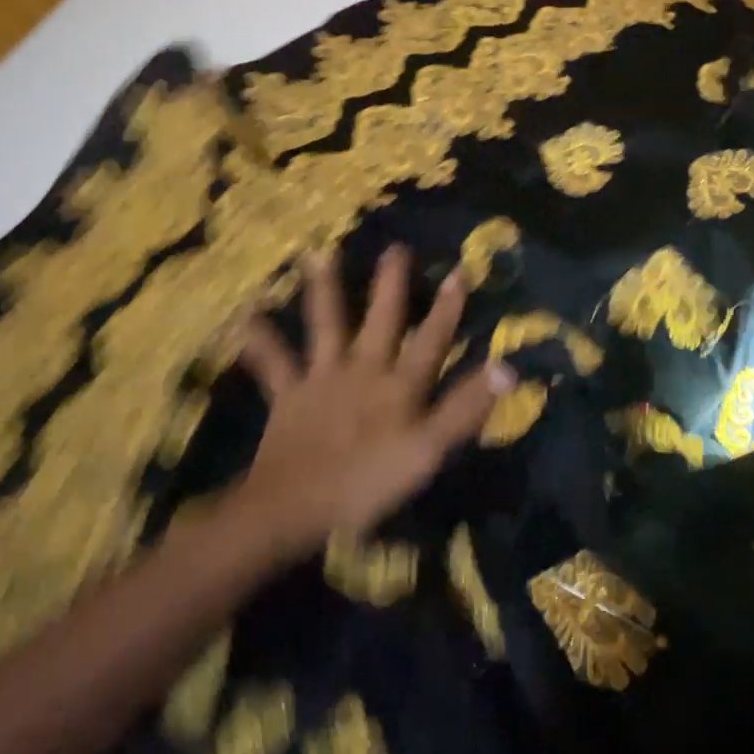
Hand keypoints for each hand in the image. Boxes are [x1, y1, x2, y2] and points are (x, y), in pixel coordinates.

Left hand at [225, 247, 511, 563]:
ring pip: (325, 326)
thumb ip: (465, 409)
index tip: (460, 269)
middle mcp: (364, 370)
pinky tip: (246, 317)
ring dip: (322, 290)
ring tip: (316, 254)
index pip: (433, 339)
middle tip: (396, 248)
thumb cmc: (369, 482)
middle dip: (391, 284)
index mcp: (401, 385)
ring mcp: (322, 379)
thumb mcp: (428, 450)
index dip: (449, 307)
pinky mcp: (288, 396)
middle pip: (381, 320)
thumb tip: (507, 367)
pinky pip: (272, 364)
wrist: (293, 505)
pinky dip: (259, 342)